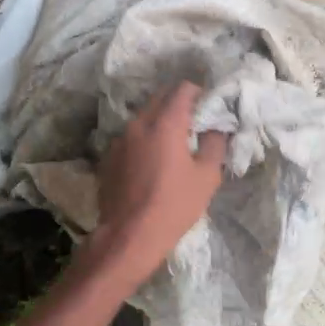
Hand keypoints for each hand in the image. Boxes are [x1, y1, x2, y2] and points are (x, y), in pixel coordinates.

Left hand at [90, 82, 227, 286]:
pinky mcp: (108, 157)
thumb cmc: (174, 205)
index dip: (199, 93)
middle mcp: (138, 124)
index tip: (208, 107)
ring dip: (159, 121)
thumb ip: (215, 144)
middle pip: (160, 98)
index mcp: (165, 124)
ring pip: (143, 117)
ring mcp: (119, 140)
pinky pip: (129, 137)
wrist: (129, 236)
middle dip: (178, 103)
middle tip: (193, 123)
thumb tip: (217, 127)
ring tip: (172, 143)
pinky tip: (150, 162)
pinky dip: (143, 139)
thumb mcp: (207, 176)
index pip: (182, 89)